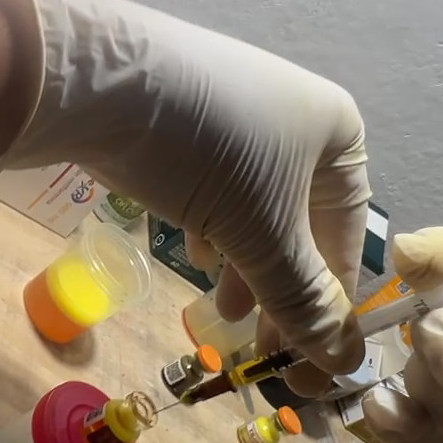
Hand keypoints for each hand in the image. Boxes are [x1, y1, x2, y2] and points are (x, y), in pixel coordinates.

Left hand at [0, 0, 371, 371]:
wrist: (96, 80)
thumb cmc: (200, 154)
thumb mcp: (259, 233)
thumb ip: (301, 298)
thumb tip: (345, 362)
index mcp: (333, 127)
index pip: (345, 227)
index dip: (330, 292)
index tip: (306, 346)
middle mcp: (288, 109)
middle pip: (296, 214)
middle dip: (277, 278)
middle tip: (252, 334)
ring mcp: (228, 104)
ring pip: (248, 199)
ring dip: (239, 256)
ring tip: (215, 300)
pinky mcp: (178, 109)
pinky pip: (209, 176)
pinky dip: (207, 218)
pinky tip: (188, 243)